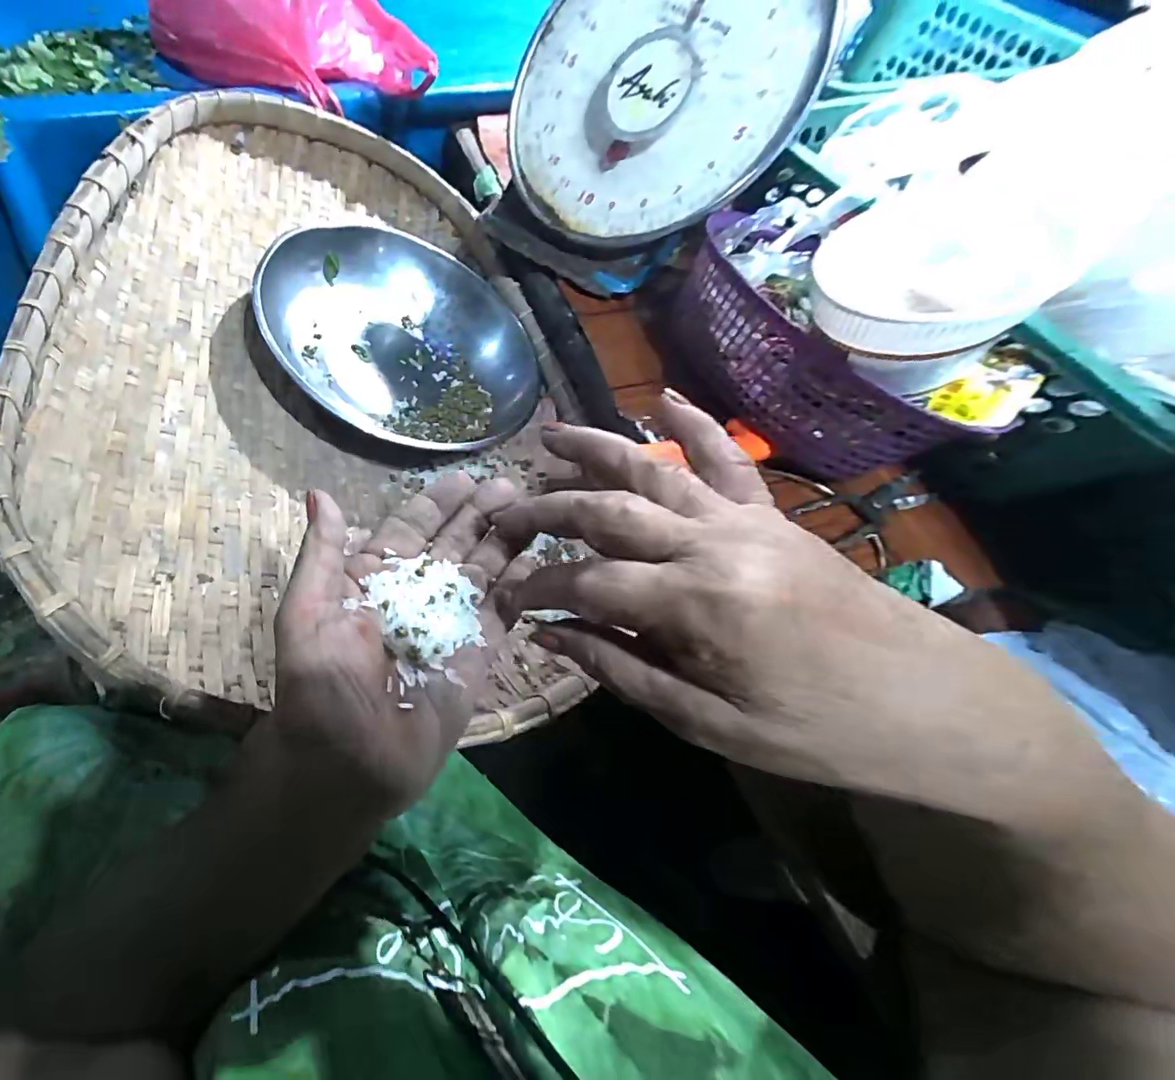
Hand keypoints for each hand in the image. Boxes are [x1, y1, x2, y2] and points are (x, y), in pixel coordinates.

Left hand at [253, 475, 525, 819]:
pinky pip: (502, 614)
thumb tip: (322, 493)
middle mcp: (410, 597)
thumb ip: (322, 554)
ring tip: (534, 506)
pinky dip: (521, 586)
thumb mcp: (306, 611)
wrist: (347, 758)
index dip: (433, 504)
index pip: (406, 532)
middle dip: (477, 514)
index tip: (461, 476)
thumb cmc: (319, 683)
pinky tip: (541, 556)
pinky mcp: (477, 656)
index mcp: (368, 582)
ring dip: (504, 540)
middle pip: (450, 546)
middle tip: (510, 482)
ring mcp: (447, 626)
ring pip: (480, 573)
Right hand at [494, 392, 1127, 826]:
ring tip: (550, 435)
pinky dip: (698, 426)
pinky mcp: (772, 518)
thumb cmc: (815, 729)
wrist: (941, 708)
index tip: (505, 601)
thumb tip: (546, 632)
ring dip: (596, 449)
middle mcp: (713, 546)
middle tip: (501, 516)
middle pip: (606, 511)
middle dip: (544, 510)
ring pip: (655, 469)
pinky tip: (666, 399)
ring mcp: (745, 523)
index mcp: (695, 603)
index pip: (585, 581)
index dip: (536, 588)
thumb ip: (617, 668)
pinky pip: (729, 461)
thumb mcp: (704, 720)